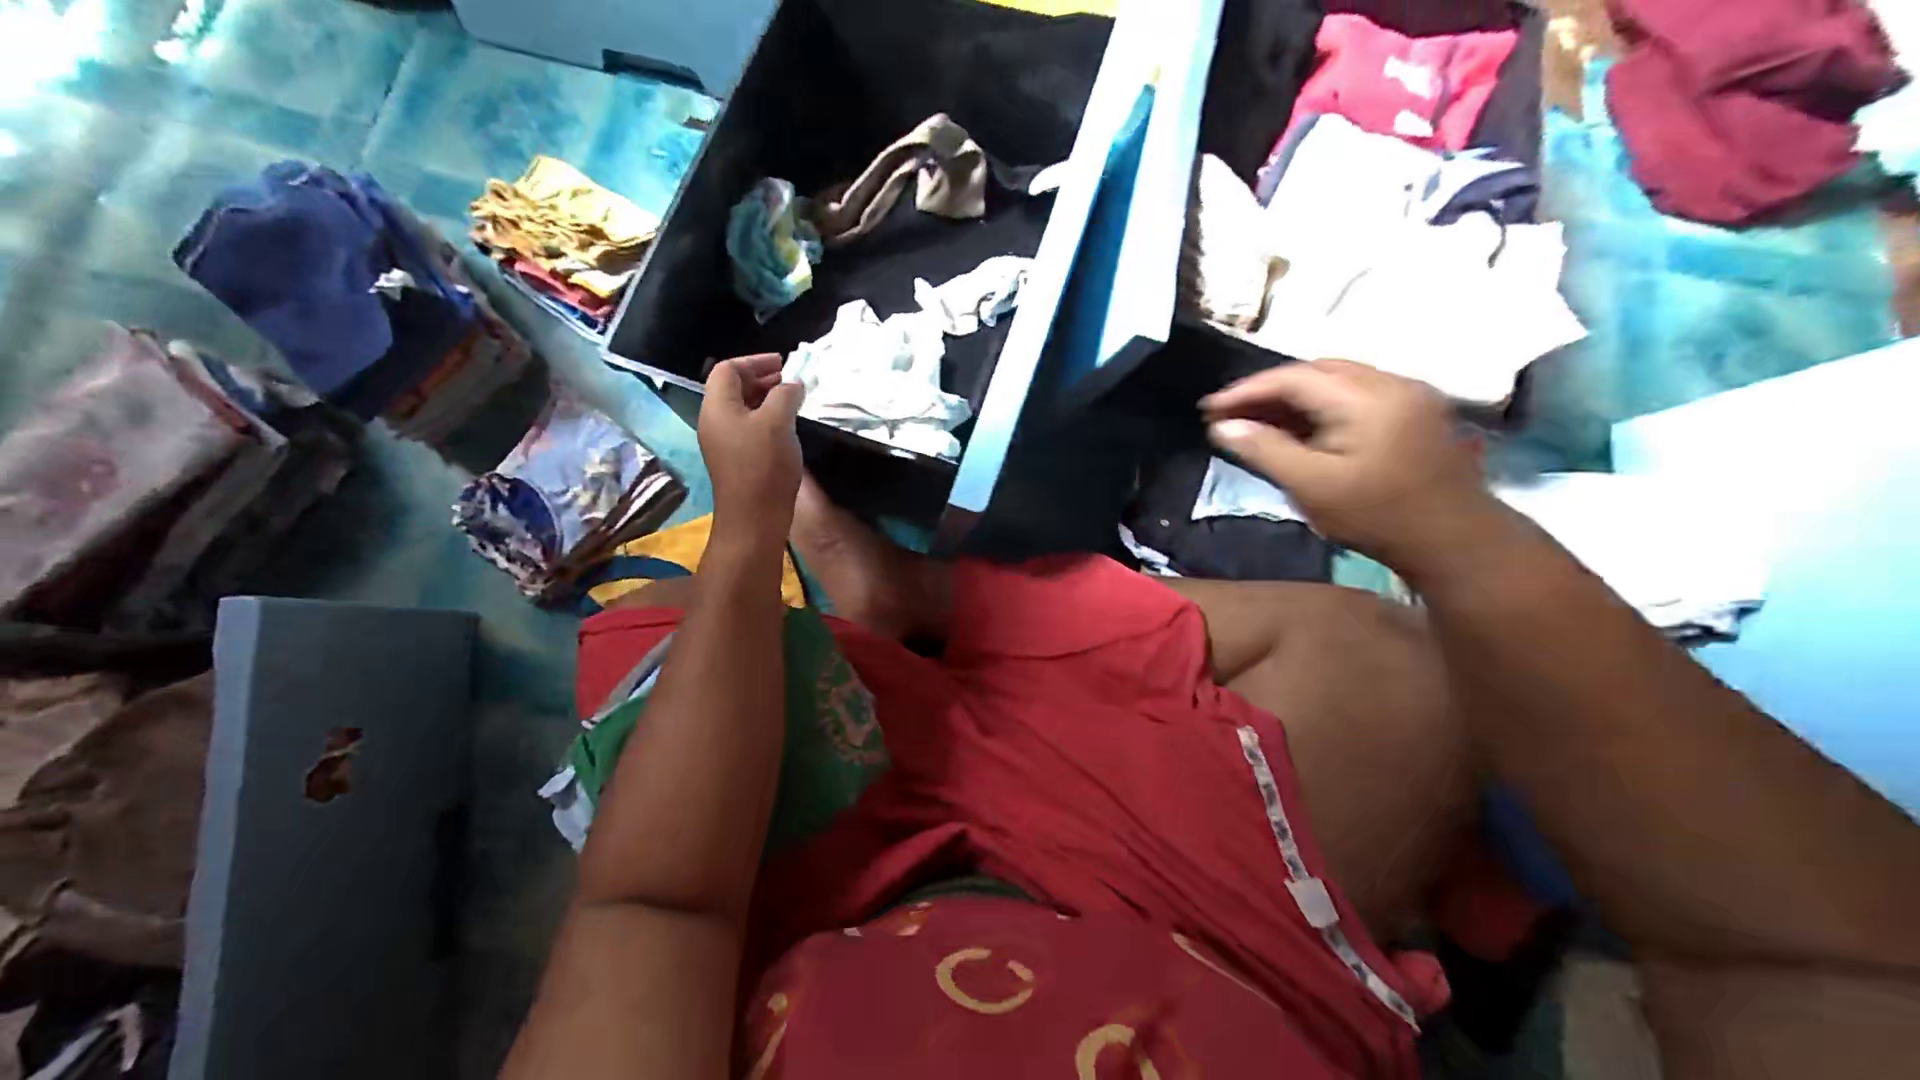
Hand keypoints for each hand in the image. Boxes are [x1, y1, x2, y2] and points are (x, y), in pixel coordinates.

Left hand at [699, 354, 804, 548]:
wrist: (754, 518)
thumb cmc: (764, 465)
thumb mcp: (778, 422)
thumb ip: (785, 395)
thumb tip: (793, 385)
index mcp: (717, 407)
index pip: (728, 370)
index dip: (755, 361)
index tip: (783, 363)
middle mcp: (714, 421)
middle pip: (731, 388)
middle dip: (760, 378)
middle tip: (788, 380)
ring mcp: (723, 443)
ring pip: (741, 409)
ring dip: (765, 399)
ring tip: (791, 401)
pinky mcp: (735, 461)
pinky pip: (747, 429)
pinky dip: (765, 419)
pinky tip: (786, 428)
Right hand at [1201, 359, 1502, 569]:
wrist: (1456, 542)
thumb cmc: (1377, 516)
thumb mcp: (1311, 486)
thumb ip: (1265, 450)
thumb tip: (1222, 426)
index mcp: (1367, 398)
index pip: (1294, 377)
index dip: (1246, 390)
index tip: (1209, 408)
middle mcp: (1391, 383)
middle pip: (1316, 372)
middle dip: (1267, 389)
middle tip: (1229, 413)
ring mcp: (1408, 395)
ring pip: (1336, 381)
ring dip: (1292, 397)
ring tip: (1255, 420)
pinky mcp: (1414, 412)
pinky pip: (1355, 395)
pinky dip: (1319, 406)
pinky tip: (1297, 428)